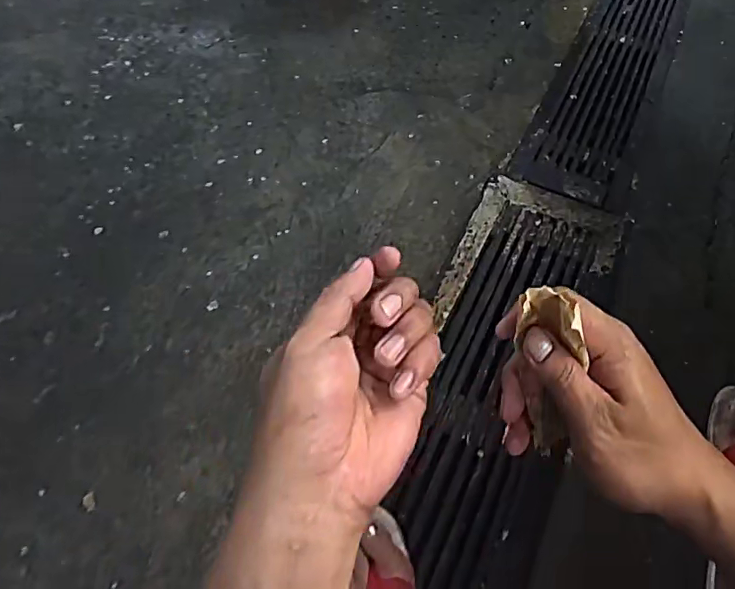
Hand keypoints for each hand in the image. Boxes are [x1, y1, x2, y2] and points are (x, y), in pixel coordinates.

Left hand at [247, 246, 441, 516]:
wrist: (326, 477)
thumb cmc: (302, 415)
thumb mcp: (307, 347)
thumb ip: (339, 300)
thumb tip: (364, 266)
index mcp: (328, 333)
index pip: (360, 287)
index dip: (379, 269)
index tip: (391, 258)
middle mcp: (361, 343)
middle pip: (399, 296)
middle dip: (397, 300)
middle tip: (383, 317)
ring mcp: (390, 362)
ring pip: (421, 319)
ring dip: (407, 335)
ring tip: (387, 363)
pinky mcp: (414, 382)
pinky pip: (432, 351)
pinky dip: (419, 364)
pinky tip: (400, 386)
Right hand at [495, 292, 722, 522]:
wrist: (681, 483)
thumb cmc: (645, 457)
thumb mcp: (594, 420)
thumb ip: (561, 375)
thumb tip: (532, 337)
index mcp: (611, 343)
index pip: (563, 303)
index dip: (529, 312)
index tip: (502, 339)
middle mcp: (609, 346)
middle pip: (551, 335)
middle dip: (523, 371)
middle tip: (513, 412)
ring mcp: (606, 366)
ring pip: (552, 363)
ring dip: (528, 396)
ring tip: (520, 436)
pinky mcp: (604, 387)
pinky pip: (564, 384)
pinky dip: (543, 408)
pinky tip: (533, 438)